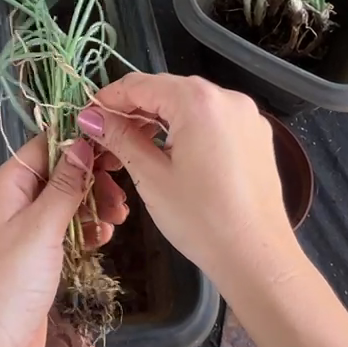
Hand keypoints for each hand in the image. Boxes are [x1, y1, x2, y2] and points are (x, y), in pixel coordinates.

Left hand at [0, 134, 129, 346]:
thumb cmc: (9, 282)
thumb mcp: (40, 228)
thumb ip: (64, 185)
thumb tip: (82, 142)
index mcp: (9, 183)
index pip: (45, 145)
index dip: (79, 143)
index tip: (113, 146)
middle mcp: (17, 199)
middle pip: (60, 172)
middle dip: (92, 178)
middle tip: (121, 190)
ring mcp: (28, 228)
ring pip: (67, 201)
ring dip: (94, 204)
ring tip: (120, 215)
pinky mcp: (39, 254)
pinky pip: (68, 229)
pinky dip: (88, 229)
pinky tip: (106, 236)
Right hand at [77, 72, 286, 285]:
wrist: (260, 262)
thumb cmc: (201, 220)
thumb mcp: (151, 176)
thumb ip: (119, 137)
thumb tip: (90, 116)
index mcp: (198, 100)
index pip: (140, 84)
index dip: (109, 98)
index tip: (87, 116)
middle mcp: (226, 96)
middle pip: (166, 89)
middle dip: (134, 108)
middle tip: (107, 133)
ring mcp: (246, 114)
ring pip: (190, 102)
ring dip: (160, 117)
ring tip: (136, 143)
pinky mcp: (256, 134)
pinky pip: (213, 117)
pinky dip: (188, 126)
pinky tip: (174, 151)